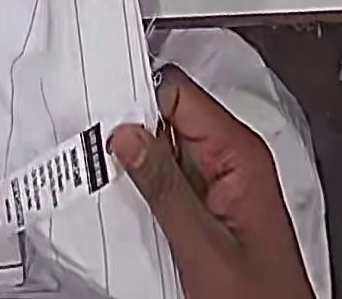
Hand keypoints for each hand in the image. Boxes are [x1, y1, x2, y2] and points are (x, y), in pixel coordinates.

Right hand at [110, 68, 314, 298]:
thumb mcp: (203, 248)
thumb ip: (163, 188)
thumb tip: (127, 135)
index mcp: (238, 151)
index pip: (179, 92)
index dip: (140, 99)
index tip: (108, 121)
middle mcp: (231, 156)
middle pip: (170, 112)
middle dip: (135, 130)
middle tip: (103, 153)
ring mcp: (220, 177)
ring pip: (166, 143)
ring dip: (138, 160)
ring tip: (116, 183)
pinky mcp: (209, 200)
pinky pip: (169, 173)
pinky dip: (146, 183)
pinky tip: (133, 203)